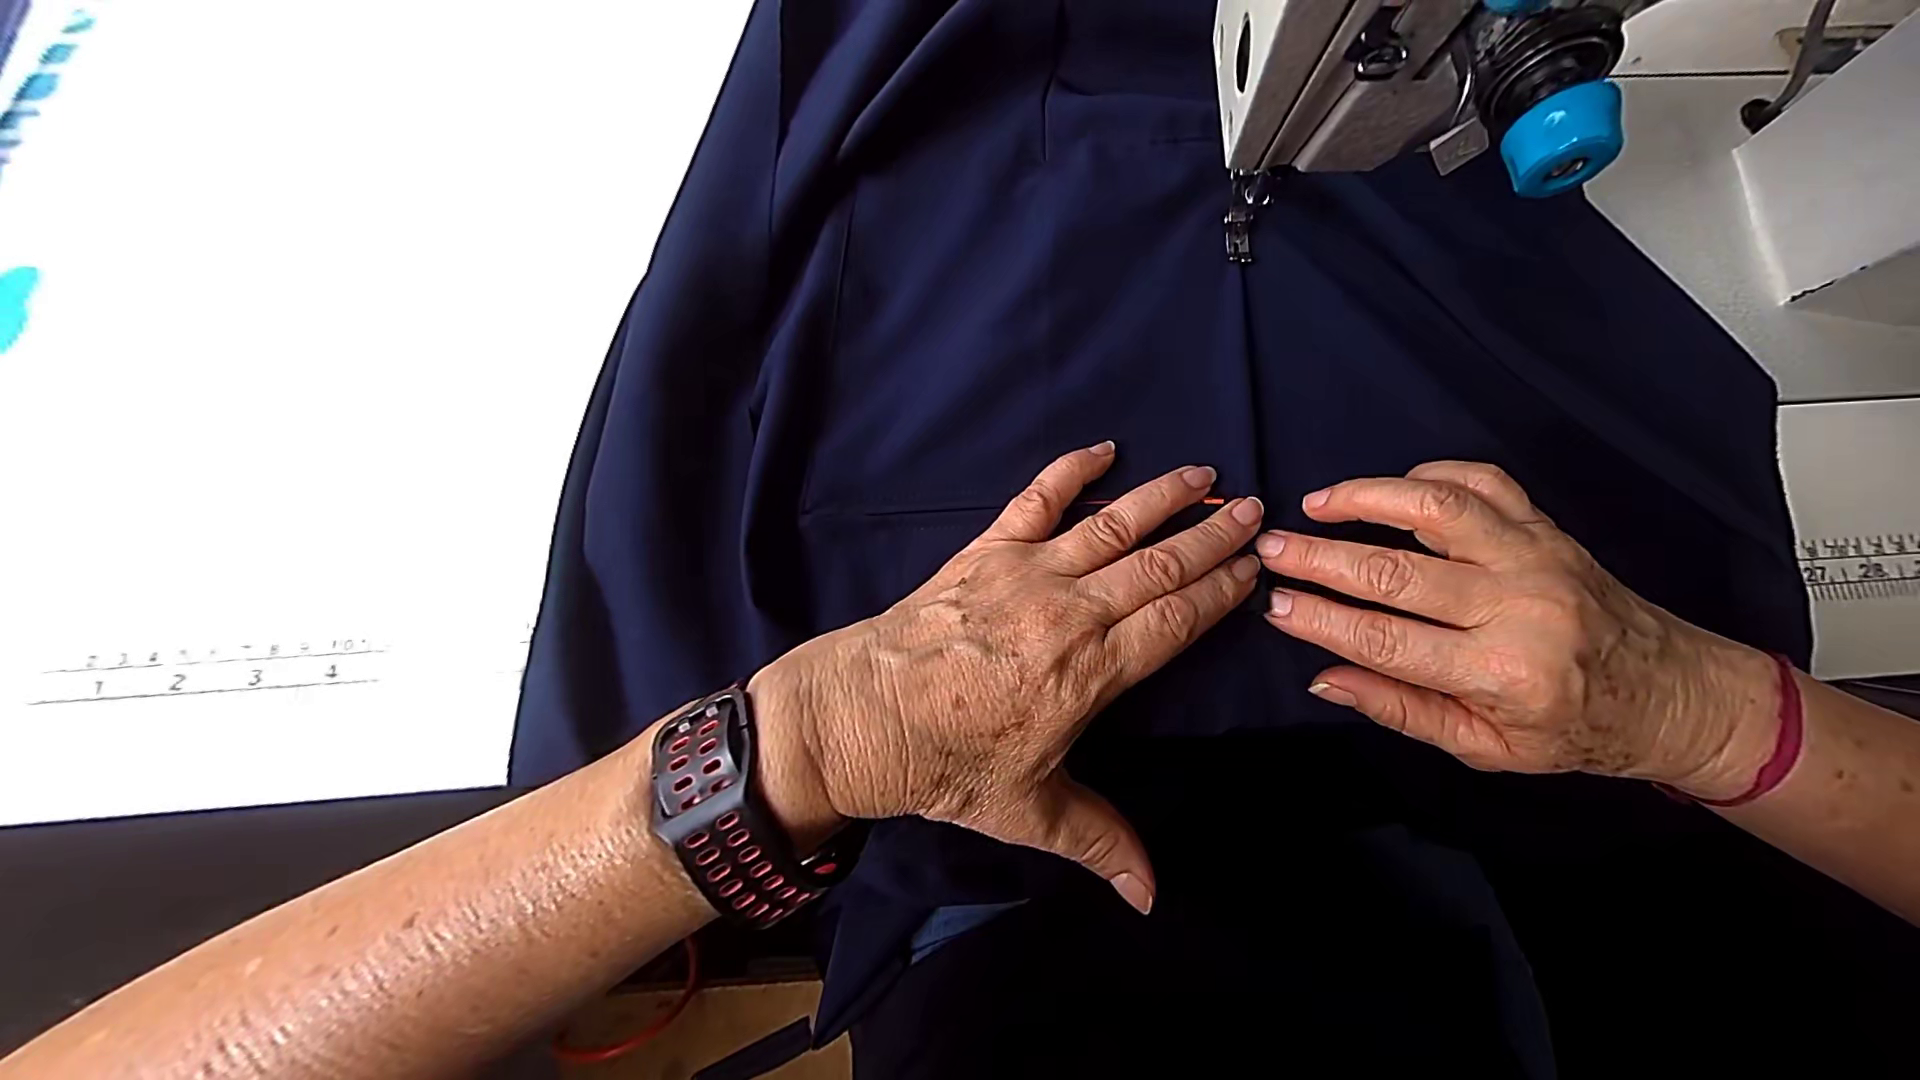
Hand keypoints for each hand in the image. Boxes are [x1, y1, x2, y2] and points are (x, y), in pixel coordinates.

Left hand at [750, 442, 1264, 912]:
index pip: (1175, 622)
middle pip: (1157, 566)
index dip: (1219, 593)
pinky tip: (1101, 448)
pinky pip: (1035, 500)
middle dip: (1210, 539)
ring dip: (1161, 499)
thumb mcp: (1026, 811)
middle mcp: (1066, 612)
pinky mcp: (984, 552)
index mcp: (1088, 672)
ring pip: (1110, 526)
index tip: (1254, 569)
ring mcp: (1024, 574)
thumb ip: (1099, 842)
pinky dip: (1069, 470)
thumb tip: (1153, 899)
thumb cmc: (943, 763)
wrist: (857, 716)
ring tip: (1203, 477)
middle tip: (1253, 511)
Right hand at [1254, 461, 1782, 800]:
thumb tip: (1321, 678)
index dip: (1320, 621)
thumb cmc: (1571, 729)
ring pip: (1438, 508)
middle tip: (1270, 548)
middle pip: (1395, 572)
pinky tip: (1389, 486)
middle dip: (1319, 558)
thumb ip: (1397, 709)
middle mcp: (1521, 607)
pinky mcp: (1547, 529)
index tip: (1274, 604)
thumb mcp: (1482, 746)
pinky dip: (1429, 474)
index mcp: (1504, 674)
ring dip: (1367, 498)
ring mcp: (1537, 558)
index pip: (1384, 641)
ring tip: (1315, 503)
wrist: (1675, 694)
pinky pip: (1484, 482)